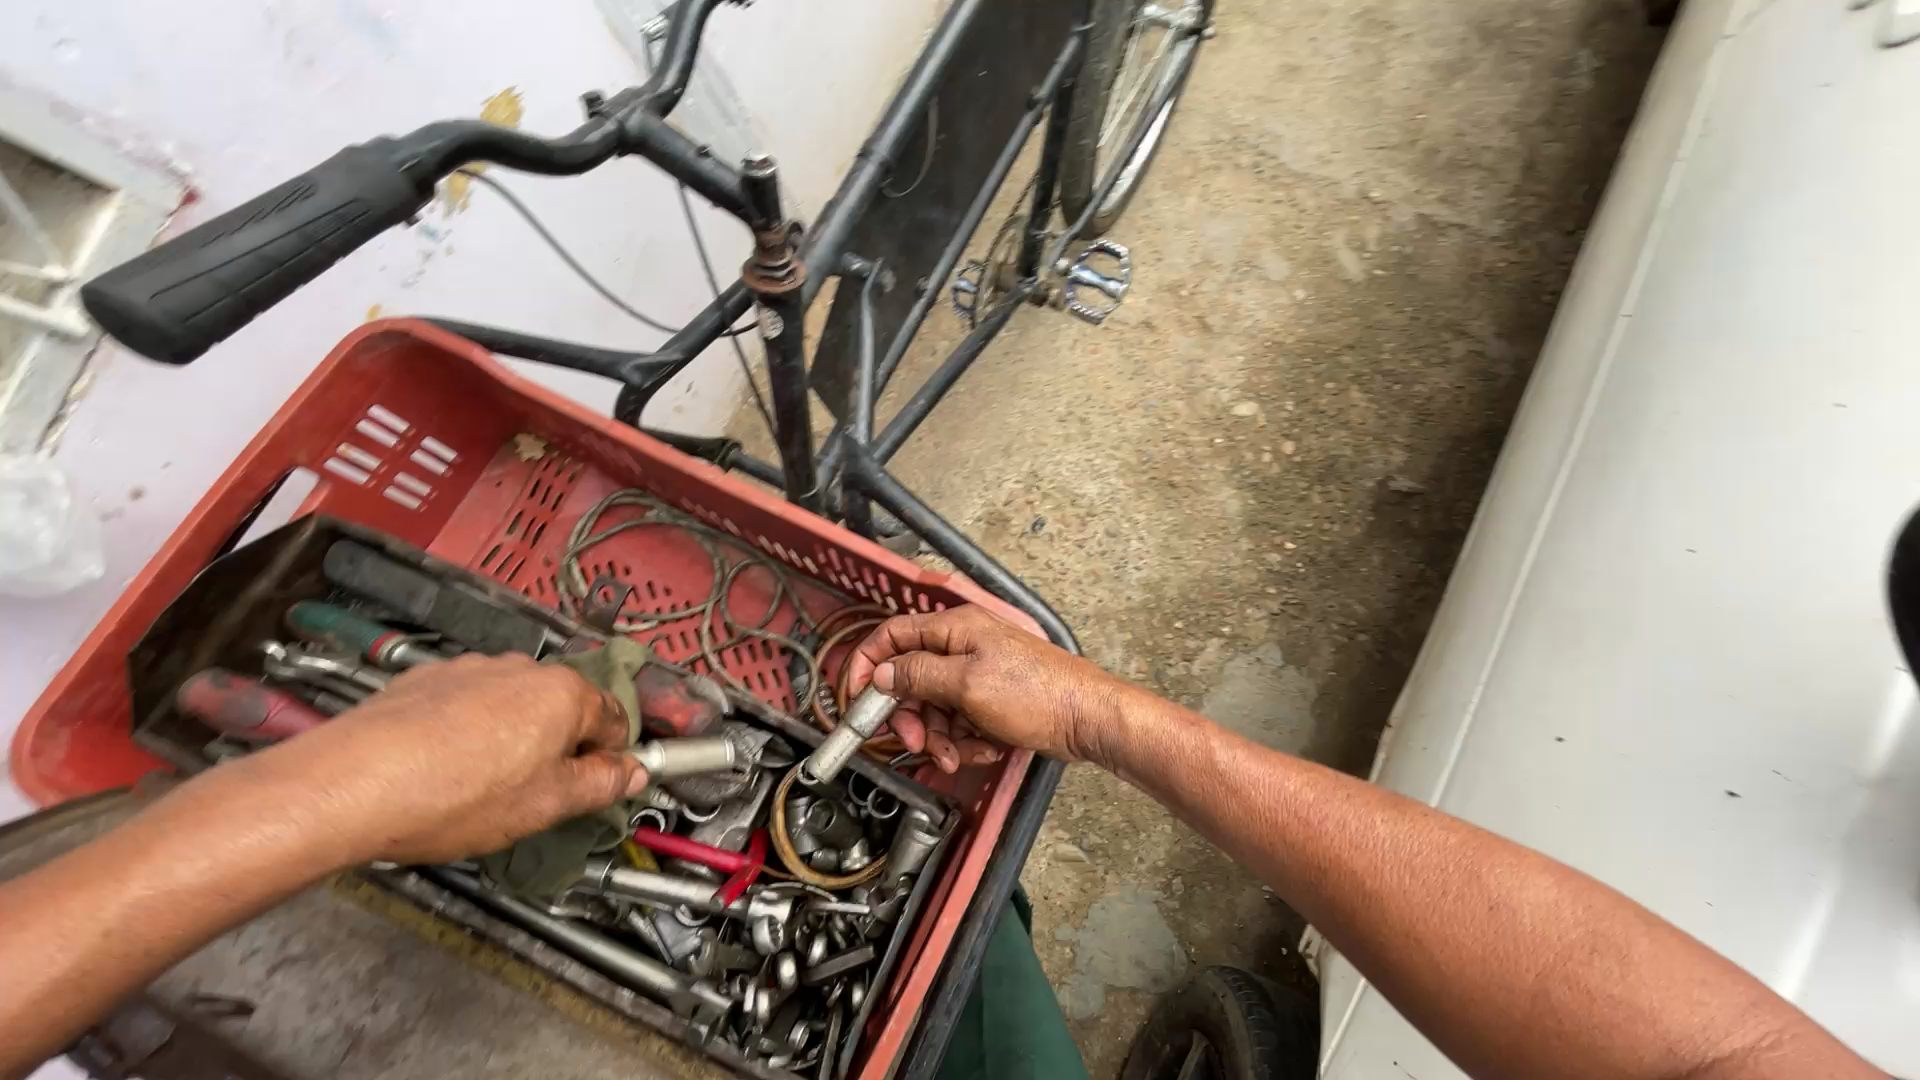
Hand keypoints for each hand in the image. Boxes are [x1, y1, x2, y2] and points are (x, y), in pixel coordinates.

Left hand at [213, 653, 645, 865]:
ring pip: (516, 702)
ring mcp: (473, 667)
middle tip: (531, 791)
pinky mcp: (426, 677)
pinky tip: (440, 761)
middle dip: (559, 744)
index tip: (586, 788)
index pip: (615, 720)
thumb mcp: (546, 805)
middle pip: (564, 707)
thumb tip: (635, 771)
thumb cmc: (462, 796)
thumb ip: (601, 784)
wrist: (346, 786)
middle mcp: (526, 668)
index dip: (608, 758)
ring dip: (515, 733)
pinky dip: (469, 725)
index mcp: (566, 693)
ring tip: (478, 779)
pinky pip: (468, 700)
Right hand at [843, 605, 1126, 770]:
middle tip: (916, 742)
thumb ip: (918, 675)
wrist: (1087, 720)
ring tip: (959, 755)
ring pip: (933, 707)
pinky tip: (986, 747)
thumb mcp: (967, 684)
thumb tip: (880, 672)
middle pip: (910, 679)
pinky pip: (958, 721)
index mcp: (954, 628)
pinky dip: (965, 740)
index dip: (867, 664)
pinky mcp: (988, 699)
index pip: (892, 635)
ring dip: (940, 737)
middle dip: (911, 716)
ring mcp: (975, 673)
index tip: (855, 699)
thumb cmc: (1036, 694)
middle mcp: (961, 645)